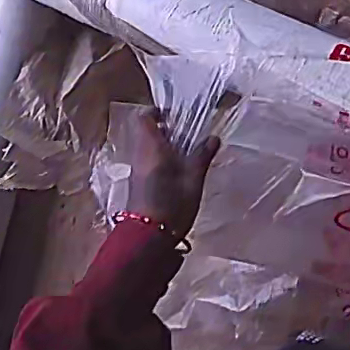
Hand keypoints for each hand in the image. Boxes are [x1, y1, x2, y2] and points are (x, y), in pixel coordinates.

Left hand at [125, 110, 220, 239]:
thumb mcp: (193, 178)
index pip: (145, 117)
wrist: (149, 236)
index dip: (158, 112)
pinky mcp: (138, 184)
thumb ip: (202, 155)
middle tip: (189, 136)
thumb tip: (213, 138)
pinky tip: (179, 172)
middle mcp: (140, 154)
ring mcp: (137, 170)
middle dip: (167, 130)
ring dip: (165, 147)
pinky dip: (162, 160)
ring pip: (148, 148)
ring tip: (188, 154)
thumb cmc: (172, 203)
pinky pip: (149, 162)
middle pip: (147, 132)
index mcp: (151, 146)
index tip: (176, 117)